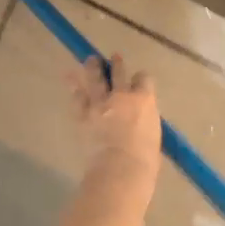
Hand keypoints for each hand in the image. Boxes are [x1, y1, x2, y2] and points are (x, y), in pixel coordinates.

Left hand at [63, 55, 159, 179]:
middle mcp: (121, 96)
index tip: (140, 79)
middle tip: (114, 56)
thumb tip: (140, 126)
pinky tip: (70, 81)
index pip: (144, 80)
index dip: (142, 78)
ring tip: (89, 60)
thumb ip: (146, 125)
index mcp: (144, 101)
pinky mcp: (83, 116)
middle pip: (118, 72)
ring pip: (95, 79)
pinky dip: (74, 89)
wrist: (120, 169)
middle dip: (116, 63)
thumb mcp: (154, 138)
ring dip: (92, 68)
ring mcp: (100, 104)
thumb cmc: (145, 160)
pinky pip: (77, 98)